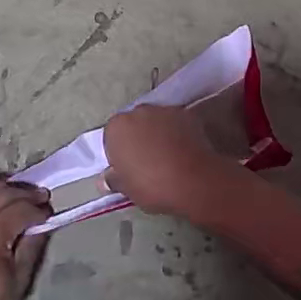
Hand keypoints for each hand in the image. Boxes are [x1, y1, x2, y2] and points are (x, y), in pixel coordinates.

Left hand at [0, 181, 51, 299]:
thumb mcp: (19, 279)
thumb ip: (32, 245)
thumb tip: (42, 223)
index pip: (20, 209)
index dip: (39, 209)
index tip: (51, 213)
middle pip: (0, 193)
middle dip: (25, 193)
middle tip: (42, 200)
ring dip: (4, 189)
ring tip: (21, 198)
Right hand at [103, 104, 237, 216]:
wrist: (194, 181)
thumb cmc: (153, 186)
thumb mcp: (126, 189)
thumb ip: (113, 179)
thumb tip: (106, 179)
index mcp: (118, 127)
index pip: (113, 136)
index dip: (120, 152)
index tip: (128, 167)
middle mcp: (140, 111)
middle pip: (135, 124)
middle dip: (139, 138)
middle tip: (147, 162)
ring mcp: (166, 111)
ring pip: (157, 121)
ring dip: (160, 133)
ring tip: (168, 157)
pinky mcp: (189, 115)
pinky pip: (178, 124)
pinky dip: (178, 133)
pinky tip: (184, 151)